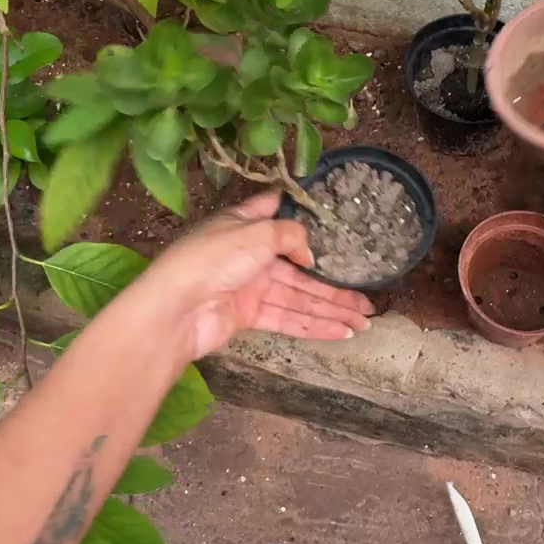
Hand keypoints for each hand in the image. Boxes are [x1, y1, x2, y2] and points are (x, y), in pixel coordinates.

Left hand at [111, 192, 374, 362]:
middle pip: (300, 268)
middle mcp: (250, 254)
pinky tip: (341, 332)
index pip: (278, 212)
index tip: (336, 220)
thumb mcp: (256, 234)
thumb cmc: (212, 259)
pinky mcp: (248, 316)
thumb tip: (311, 253)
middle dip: (334, 285)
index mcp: (245, 224)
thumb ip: (291, 236)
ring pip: (299, 297)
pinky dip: (315, 325)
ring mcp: (250, 287)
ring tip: (364, 321)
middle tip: (368, 299)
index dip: (305, 214)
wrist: (175, 310)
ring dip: (332, 309)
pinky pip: (288, 318)